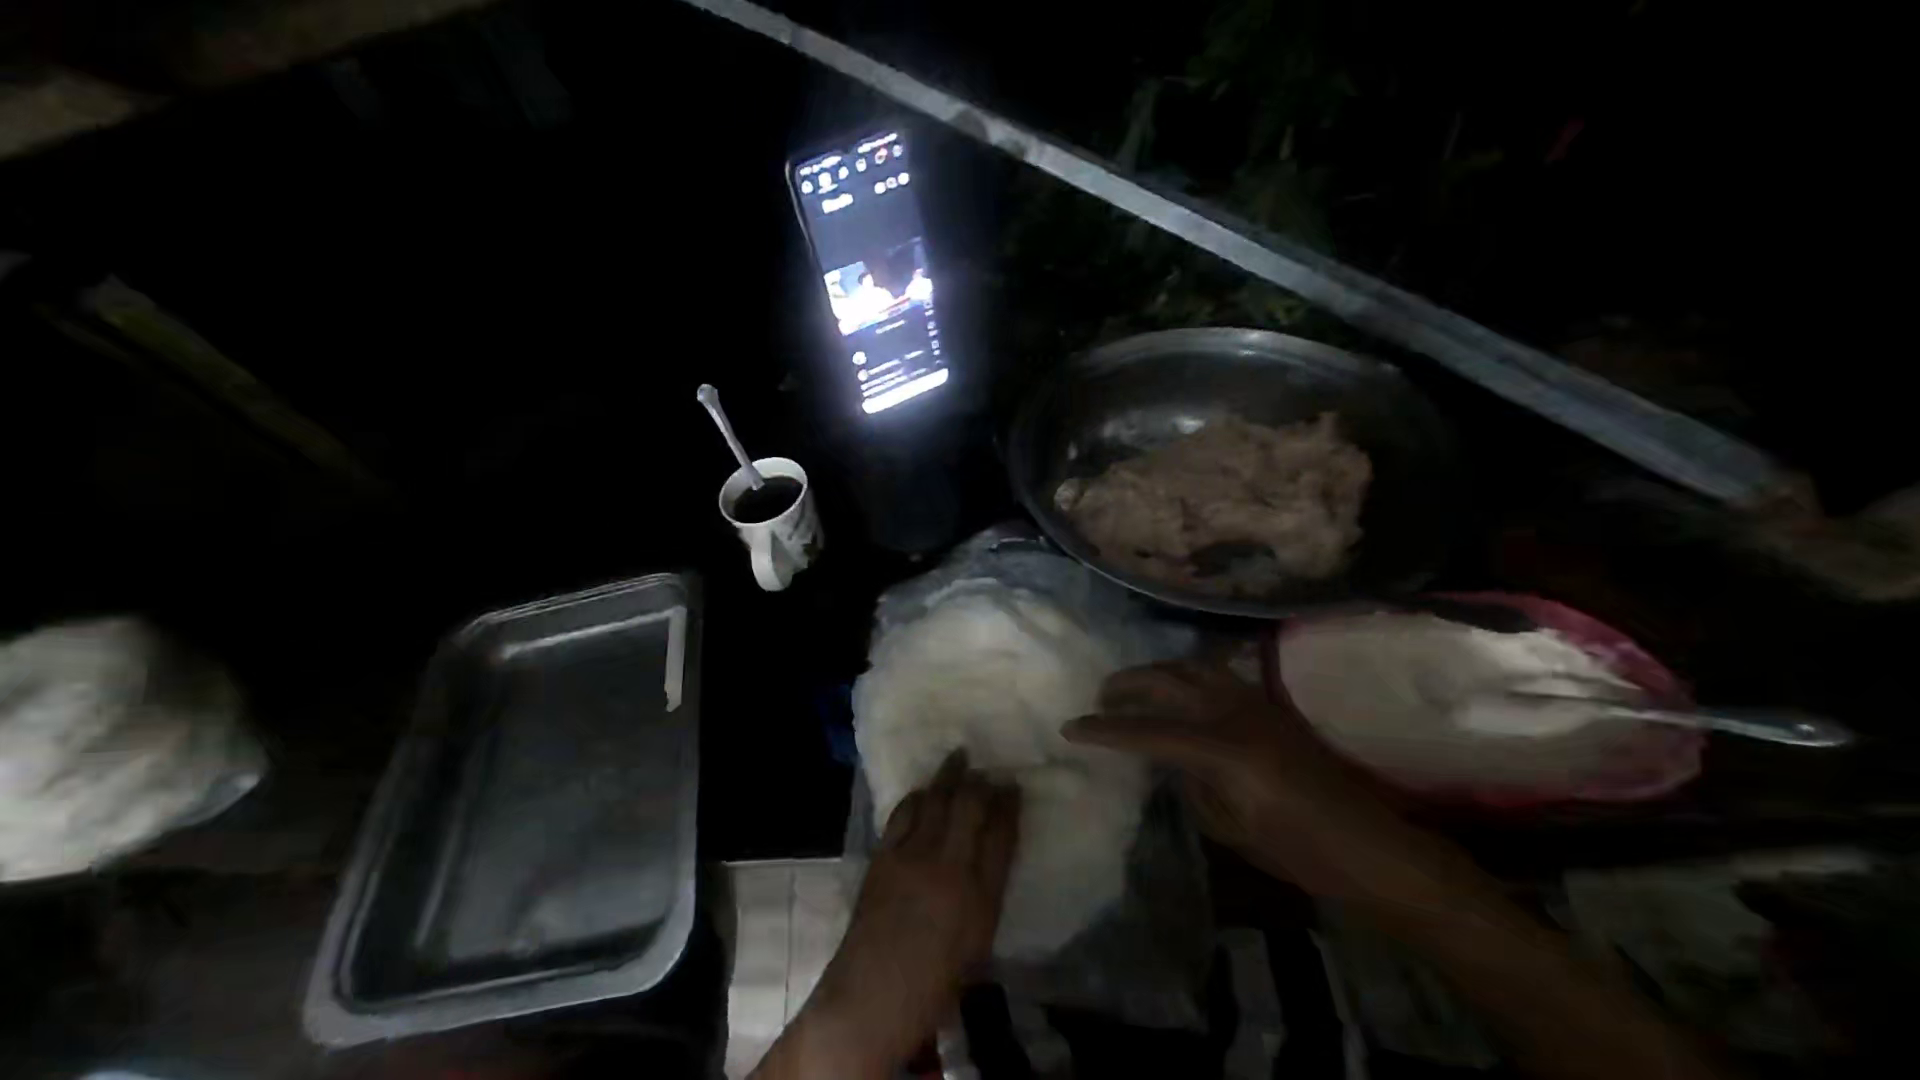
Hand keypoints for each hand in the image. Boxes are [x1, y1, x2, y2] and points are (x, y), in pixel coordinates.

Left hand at [754, 752, 1020, 1079]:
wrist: (875, 992)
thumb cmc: (936, 980)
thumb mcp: (979, 939)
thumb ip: (989, 891)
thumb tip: (990, 851)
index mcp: (981, 894)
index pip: (1002, 833)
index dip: (1010, 804)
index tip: (1013, 786)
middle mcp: (950, 866)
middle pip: (969, 806)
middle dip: (980, 781)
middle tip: (987, 768)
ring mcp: (913, 856)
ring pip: (935, 800)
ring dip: (948, 775)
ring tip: (958, 758)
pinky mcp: (884, 856)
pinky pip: (903, 813)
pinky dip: (917, 796)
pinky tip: (923, 790)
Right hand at [1064, 661, 1465, 902]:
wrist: (1371, 847)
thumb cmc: (1300, 852)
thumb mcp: (1231, 828)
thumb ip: (1190, 784)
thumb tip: (1167, 759)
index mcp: (1226, 751)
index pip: (1149, 732)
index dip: (1106, 730)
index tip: (1071, 727)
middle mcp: (1238, 713)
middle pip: (1168, 680)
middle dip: (1127, 685)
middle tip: (1100, 698)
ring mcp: (1256, 702)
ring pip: (1192, 666)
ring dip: (1156, 672)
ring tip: (1133, 689)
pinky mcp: (1269, 704)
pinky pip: (1215, 674)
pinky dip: (1184, 675)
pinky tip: (1176, 691)